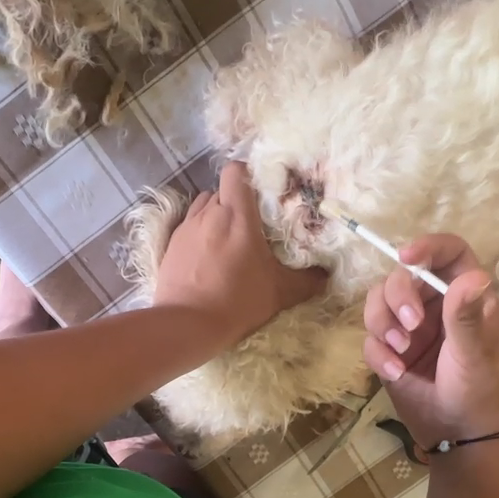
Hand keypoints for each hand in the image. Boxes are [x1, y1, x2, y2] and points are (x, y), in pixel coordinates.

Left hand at [153, 162, 326, 343]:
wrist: (186, 326)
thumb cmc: (236, 303)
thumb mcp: (280, 294)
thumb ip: (307, 281)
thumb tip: (327, 274)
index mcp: (237, 215)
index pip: (237, 171)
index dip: (248, 177)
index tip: (262, 197)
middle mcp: (209, 213)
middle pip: (222, 190)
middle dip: (236, 203)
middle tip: (250, 227)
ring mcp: (186, 228)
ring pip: (203, 207)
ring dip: (215, 217)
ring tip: (227, 242)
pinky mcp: (171, 246)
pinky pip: (188, 228)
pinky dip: (199, 236)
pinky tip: (207, 259)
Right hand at [362, 235, 498, 452]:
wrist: (459, 434)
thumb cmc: (481, 390)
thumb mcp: (476, 354)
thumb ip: (467, 317)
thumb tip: (471, 278)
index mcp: (464, 296)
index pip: (448, 254)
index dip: (427, 247)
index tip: (406, 256)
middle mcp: (434, 305)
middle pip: (402, 277)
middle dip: (397, 298)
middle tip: (409, 328)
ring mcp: (409, 328)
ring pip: (377, 304)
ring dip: (381, 324)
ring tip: (400, 352)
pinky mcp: (389, 352)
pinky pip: (370, 340)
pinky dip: (377, 354)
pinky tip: (395, 374)